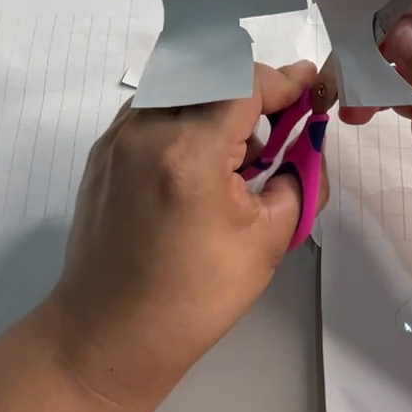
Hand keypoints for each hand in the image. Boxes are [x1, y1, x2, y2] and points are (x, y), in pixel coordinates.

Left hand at [39, 61, 324, 411]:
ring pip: (181, 85)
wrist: (108, 335)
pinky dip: (185, 114)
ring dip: (216, 101)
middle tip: (278, 122)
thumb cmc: (193, 298)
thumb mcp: (265, 243)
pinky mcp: (104, 147)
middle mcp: (145, 129)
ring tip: (235, 153)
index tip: (307, 83)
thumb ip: (296, 181)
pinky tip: (199, 160)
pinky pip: (154, 107)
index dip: (281, 80)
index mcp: (187, 152)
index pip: (243, 84)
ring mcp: (118, 135)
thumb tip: (303, 147)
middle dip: (252, 90)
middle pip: (212, 76)